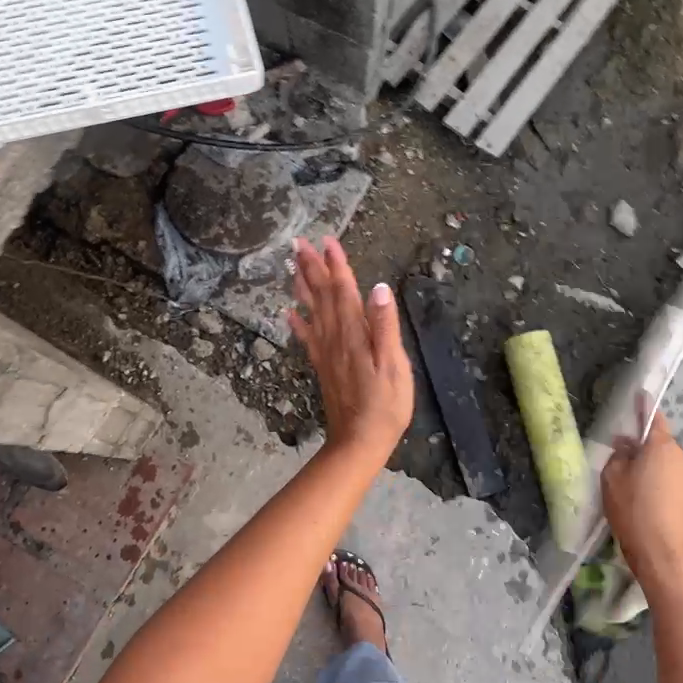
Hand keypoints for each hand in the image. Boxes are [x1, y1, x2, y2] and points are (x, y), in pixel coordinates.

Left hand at [288, 237, 413, 454]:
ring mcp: (326, 353)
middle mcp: (335, 338)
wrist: (359, 442)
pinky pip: (307, 338)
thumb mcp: (394, 366)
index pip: (343, 291)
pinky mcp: (323, 367)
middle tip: (299, 242)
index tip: (328, 240)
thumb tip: (378, 288)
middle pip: (322, 296)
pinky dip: (297, 322)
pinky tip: (287, 311)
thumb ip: (385, 326)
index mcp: (355, 334)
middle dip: (312, 268)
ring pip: (311, 312)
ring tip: (293, 265)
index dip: (336, 265)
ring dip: (302, 286)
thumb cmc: (385, 406)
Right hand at [602, 405, 682, 590]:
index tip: (639, 396)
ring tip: (640, 494)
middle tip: (626, 466)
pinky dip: (667, 491)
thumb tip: (627, 444)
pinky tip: (654, 509)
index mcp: (663, 447)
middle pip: (662, 446)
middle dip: (646, 450)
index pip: (654, 418)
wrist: (668, 560)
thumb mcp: (612, 481)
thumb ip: (619, 455)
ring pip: (671, 468)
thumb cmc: (634, 514)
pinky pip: (679, 487)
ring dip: (658, 473)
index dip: (644, 407)